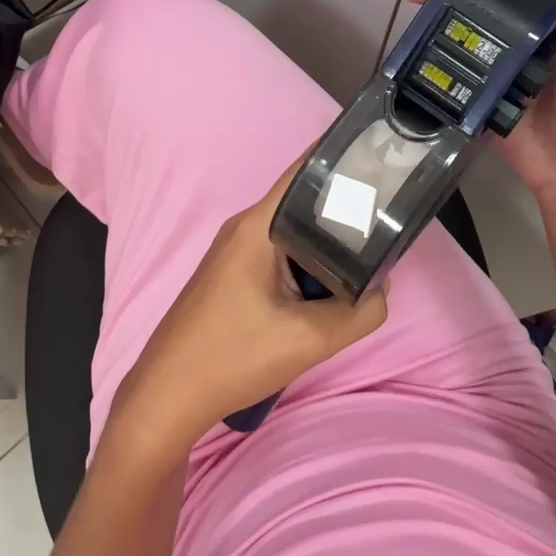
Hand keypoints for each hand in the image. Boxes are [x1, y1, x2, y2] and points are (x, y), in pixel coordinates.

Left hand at [107, 154, 388, 453]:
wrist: (167, 397)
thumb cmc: (232, 358)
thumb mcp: (309, 340)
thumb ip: (360, 312)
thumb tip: (381, 289)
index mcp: (258, 227)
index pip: (305, 172)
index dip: (342, 160)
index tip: (380, 158)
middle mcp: (245, 228)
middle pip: (304, 204)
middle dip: (346, 210)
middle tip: (389, 220)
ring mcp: (235, 253)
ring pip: (295, 235)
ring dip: (327, 246)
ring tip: (367, 258)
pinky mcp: (233, 276)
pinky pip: (281, 255)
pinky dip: (308, 265)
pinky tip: (328, 289)